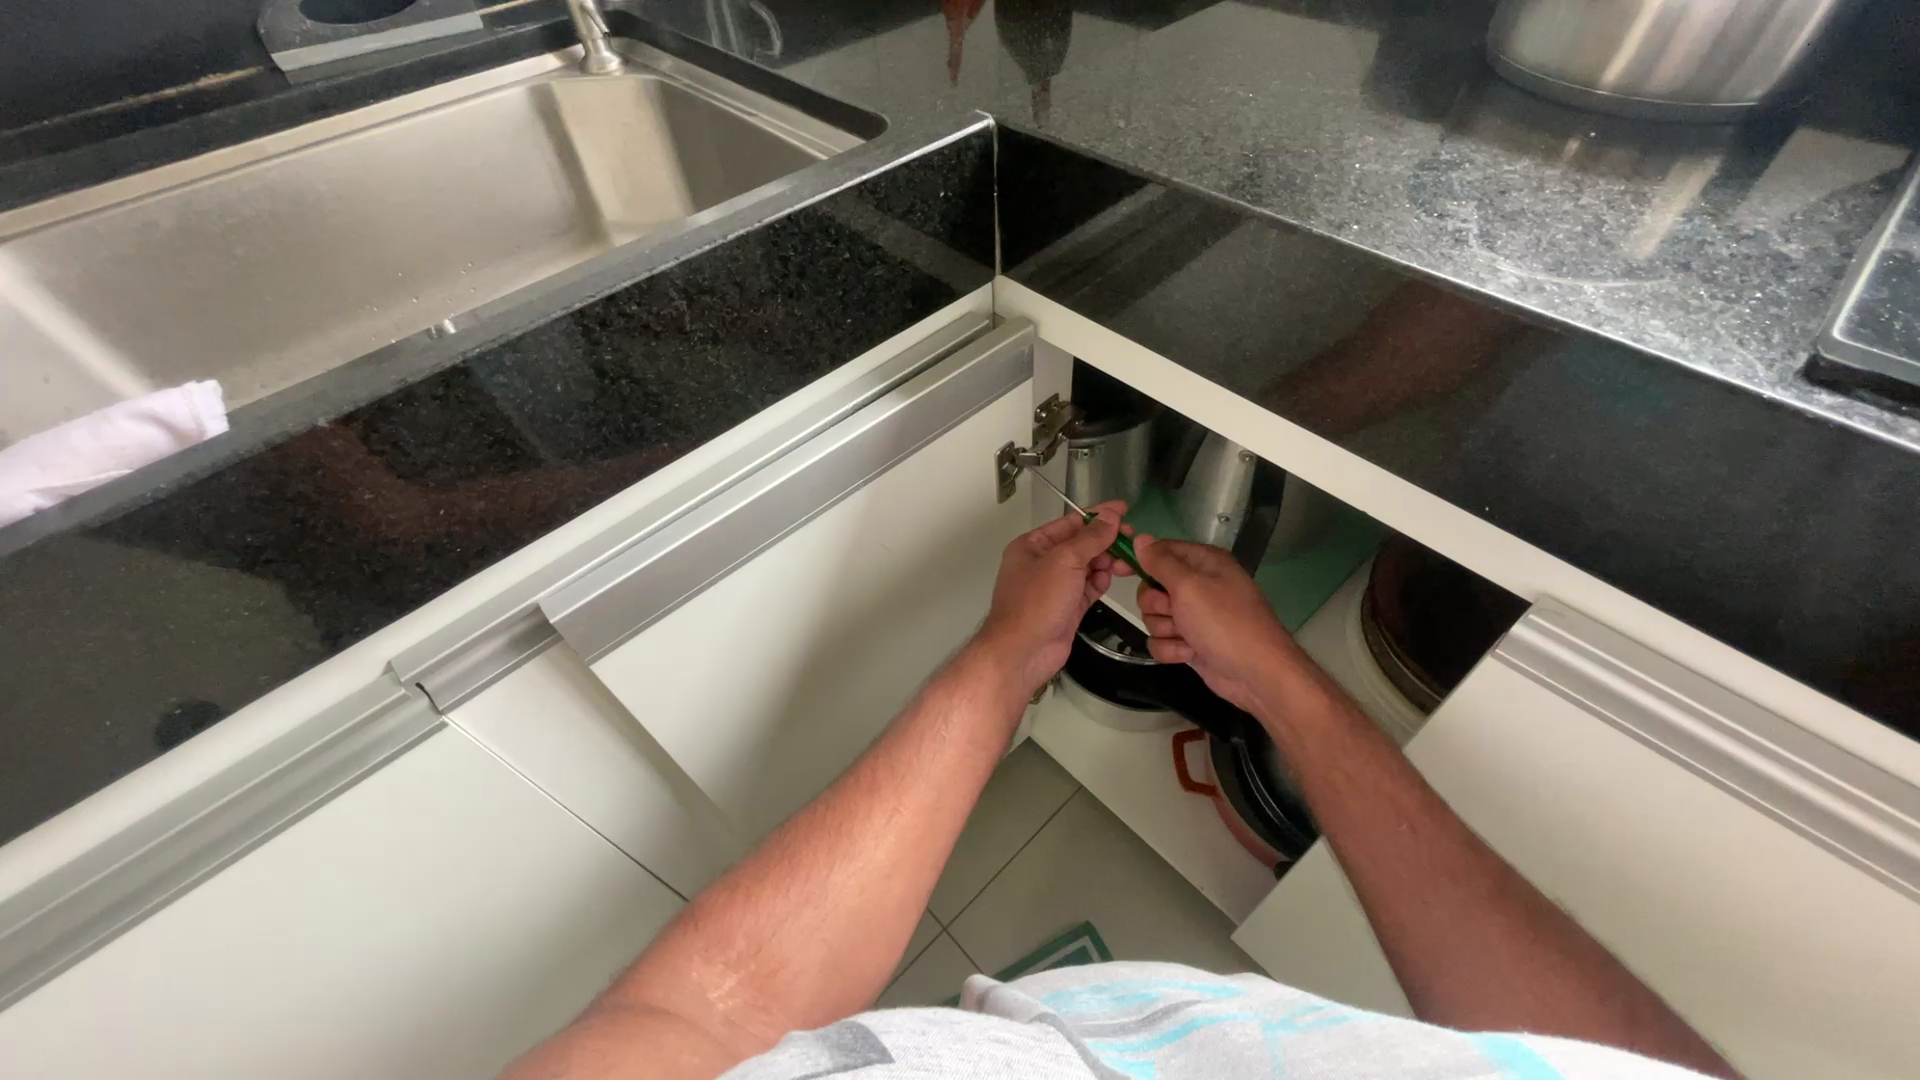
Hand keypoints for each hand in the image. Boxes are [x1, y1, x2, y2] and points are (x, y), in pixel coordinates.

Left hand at [974, 501, 1134, 698]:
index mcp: (1032, 545)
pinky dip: (1099, 582)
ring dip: (1105, 562)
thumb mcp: (1065, 561)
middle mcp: (1041, 563)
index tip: (1124, 510)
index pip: (1069, 523)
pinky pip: (1088, 588)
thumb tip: (1110, 515)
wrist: (1023, 651)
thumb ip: (1091, 538)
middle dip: (1105, 542)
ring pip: (1087, 566)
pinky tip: (1108, 579)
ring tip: (1122, 563)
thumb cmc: (1037, 601)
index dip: (1097, 516)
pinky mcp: (1066, 607)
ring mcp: (1054, 587)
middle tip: (1131, 541)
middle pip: (1080, 544)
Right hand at [1133, 536, 1299, 713]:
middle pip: (1151, 587)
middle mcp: (1198, 585)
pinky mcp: (1189, 641)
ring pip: (1153, 616)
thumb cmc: (1224, 622)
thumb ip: (1160, 561)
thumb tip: (1141, 538)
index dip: (1139, 560)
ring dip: (1164, 629)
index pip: (1161, 551)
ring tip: (1187, 636)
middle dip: (1156, 604)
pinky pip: (1161, 640)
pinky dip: (1171, 649)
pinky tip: (1188, 654)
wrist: (1255, 673)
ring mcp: (1193, 615)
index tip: (1117, 569)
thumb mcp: (1189, 585)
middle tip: (1174, 611)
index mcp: (1203, 562)